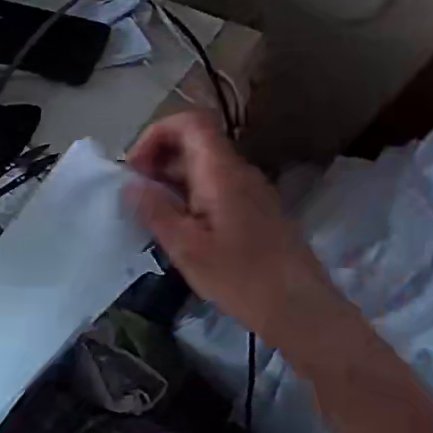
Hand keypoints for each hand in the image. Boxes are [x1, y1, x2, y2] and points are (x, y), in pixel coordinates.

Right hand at [125, 110, 348, 349]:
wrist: (301, 310)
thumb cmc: (241, 277)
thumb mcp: (186, 247)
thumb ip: (155, 210)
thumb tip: (131, 184)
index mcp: (221, 173)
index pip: (189, 123)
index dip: (156, 133)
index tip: (135, 167)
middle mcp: (239, 173)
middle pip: (194, 142)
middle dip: (157, 159)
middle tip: (135, 194)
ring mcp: (251, 191)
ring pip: (203, 166)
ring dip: (170, 180)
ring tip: (151, 215)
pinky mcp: (255, 211)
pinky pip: (215, 187)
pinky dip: (188, 196)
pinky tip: (178, 229)